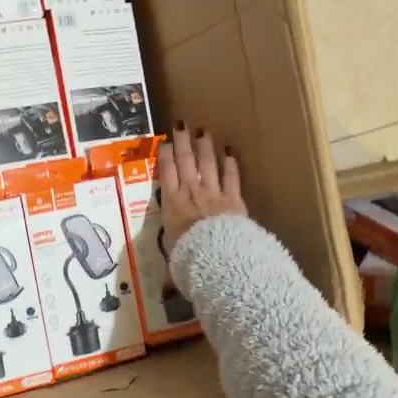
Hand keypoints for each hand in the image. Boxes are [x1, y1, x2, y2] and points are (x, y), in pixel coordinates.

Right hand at [158, 124, 245, 245]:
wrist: (215, 255)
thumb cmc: (187, 253)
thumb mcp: (170, 249)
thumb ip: (170, 243)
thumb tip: (164, 271)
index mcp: (172, 202)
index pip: (166, 172)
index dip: (165, 155)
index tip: (165, 142)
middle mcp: (190, 191)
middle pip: (185, 161)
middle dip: (182, 142)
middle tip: (182, 125)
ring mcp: (213, 193)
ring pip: (207, 164)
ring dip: (205, 146)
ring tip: (203, 131)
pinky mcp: (233, 198)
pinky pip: (231, 177)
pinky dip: (230, 164)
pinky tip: (229, 152)